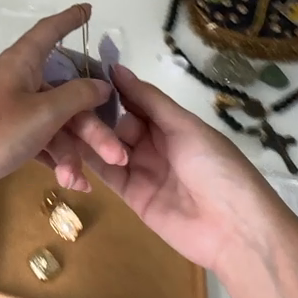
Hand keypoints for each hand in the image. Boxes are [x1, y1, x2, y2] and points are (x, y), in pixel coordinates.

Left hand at [0, 4, 129, 215]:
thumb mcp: (42, 114)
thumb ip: (76, 96)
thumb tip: (100, 85)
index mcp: (20, 63)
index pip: (48, 32)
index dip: (69, 19)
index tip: (88, 9)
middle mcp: (17, 80)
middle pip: (65, 92)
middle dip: (91, 125)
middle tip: (118, 153)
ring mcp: (12, 108)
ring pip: (57, 120)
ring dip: (74, 150)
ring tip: (82, 180)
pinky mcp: (9, 135)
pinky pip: (43, 140)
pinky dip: (57, 159)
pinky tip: (72, 182)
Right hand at [64, 64, 286, 270]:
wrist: (235, 230)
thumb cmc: (217, 168)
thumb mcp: (184, 126)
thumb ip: (147, 99)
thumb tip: (115, 67)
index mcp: (170, 123)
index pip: (131, 100)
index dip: (108, 89)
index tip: (78, 75)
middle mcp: (153, 143)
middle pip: (115, 122)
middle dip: (95, 113)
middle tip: (67, 103)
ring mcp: (141, 168)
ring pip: (106, 145)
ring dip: (89, 135)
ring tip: (62, 122)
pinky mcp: (130, 194)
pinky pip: (105, 172)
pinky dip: (88, 160)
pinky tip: (67, 145)